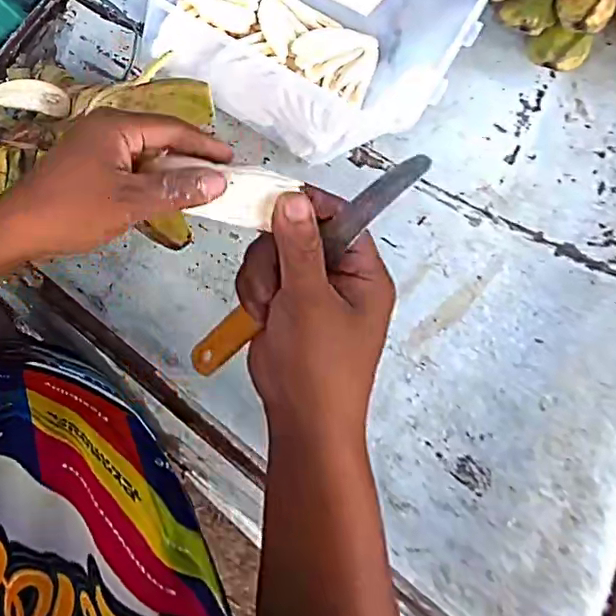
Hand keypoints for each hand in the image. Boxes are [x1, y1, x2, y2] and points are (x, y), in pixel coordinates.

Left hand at [0, 110, 231, 260]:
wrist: (18, 228)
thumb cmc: (74, 211)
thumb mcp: (130, 202)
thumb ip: (175, 189)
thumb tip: (218, 180)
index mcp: (116, 125)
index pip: (172, 128)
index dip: (205, 144)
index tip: (232, 159)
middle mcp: (105, 126)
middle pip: (158, 137)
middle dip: (188, 157)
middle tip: (219, 176)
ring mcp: (92, 144)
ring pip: (142, 153)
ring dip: (167, 170)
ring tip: (196, 189)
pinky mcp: (85, 163)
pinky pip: (126, 164)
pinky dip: (146, 178)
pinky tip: (159, 196)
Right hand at [235, 188, 393, 437]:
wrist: (299, 417)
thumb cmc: (320, 365)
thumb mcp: (310, 300)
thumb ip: (299, 246)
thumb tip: (294, 198)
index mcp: (362, 271)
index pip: (340, 218)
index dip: (310, 205)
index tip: (277, 200)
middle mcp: (337, 274)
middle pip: (296, 230)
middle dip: (275, 255)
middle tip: (276, 282)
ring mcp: (307, 287)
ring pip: (270, 250)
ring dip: (261, 276)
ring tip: (269, 307)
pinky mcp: (282, 298)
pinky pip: (259, 272)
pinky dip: (254, 290)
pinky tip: (262, 314)